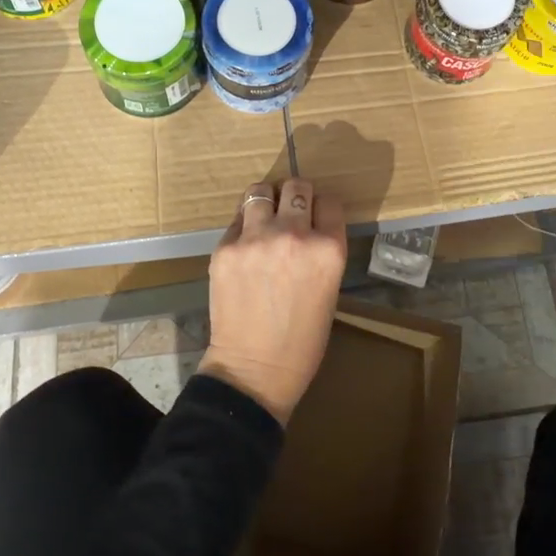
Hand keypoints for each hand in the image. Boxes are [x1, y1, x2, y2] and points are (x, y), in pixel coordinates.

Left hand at [198, 178, 347, 423]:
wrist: (255, 368)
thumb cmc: (302, 339)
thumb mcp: (329, 289)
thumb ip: (322, 250)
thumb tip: (310, 224)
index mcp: (328, 249)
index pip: (330, 201)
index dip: (323, 208)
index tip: (317, 217)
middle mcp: (294, 235)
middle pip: (297, 187)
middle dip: (297, 196)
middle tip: (291, 212)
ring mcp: (256, 239)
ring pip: (261, 191)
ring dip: (267, 201)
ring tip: (265, 218)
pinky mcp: (225, 247)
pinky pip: (238, 219)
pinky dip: (245, 226)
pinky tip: (247, 246)